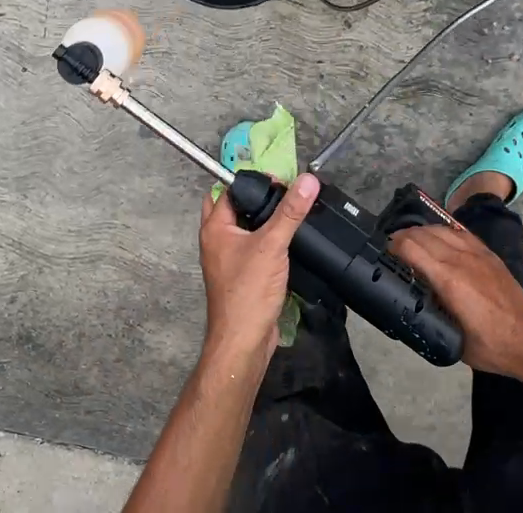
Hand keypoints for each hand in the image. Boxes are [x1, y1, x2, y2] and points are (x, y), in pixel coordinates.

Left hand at [198, 173, 320, 365]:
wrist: (243, 341)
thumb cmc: (249, 291)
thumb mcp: (272, 244)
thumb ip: (290, 212)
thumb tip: (307, 181)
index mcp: (215, 228)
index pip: (228, 190)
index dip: (252, 181)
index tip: (279, 181)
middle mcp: (216, 241)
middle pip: (234, 208)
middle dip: (256, 199)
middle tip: (283, 194)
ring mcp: (228, 261)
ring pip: (244, 230)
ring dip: (263, 221)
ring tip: (290, 214)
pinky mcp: (242, 277)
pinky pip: (253, 249)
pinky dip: (267, 241)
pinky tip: (287, 242)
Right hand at [390, 225, 522, 376]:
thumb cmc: (490, 347)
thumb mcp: (451, 338)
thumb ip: (430, 315)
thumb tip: (411, 304)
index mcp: (448, 280)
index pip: (411, 248)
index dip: (392, 247)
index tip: (383, 255)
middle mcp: (460, 259)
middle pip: (422, 234)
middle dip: (402, 237)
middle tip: (392, 250)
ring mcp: (477, 253)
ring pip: (441, 229)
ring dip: (422, 232)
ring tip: (411, 242)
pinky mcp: (488, 254)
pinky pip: (460, 232)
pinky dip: (443, 231)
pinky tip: (438, 239)